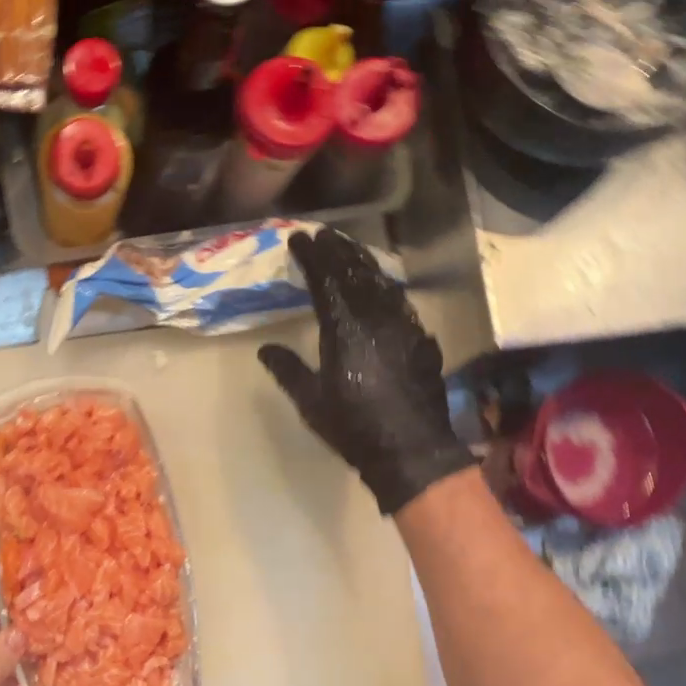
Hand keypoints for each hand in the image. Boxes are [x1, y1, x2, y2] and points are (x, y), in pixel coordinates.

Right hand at [258, 227, 473, 516]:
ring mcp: (404, 325)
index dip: (311, 256)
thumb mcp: (311, 402)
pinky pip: (398, 301)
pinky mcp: (420, 339)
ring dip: (363, 263)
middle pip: (356, 272)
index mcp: (345, 328)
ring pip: (381, 282)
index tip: (298, 238)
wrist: (411, 450)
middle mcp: (377, 317)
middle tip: (323, 234)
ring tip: (348, 251)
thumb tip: (265, 350)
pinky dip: (382, 287)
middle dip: (338, 250)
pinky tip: (377, 288)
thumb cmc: (353, 428)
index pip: (326, 279)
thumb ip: (288, 370)